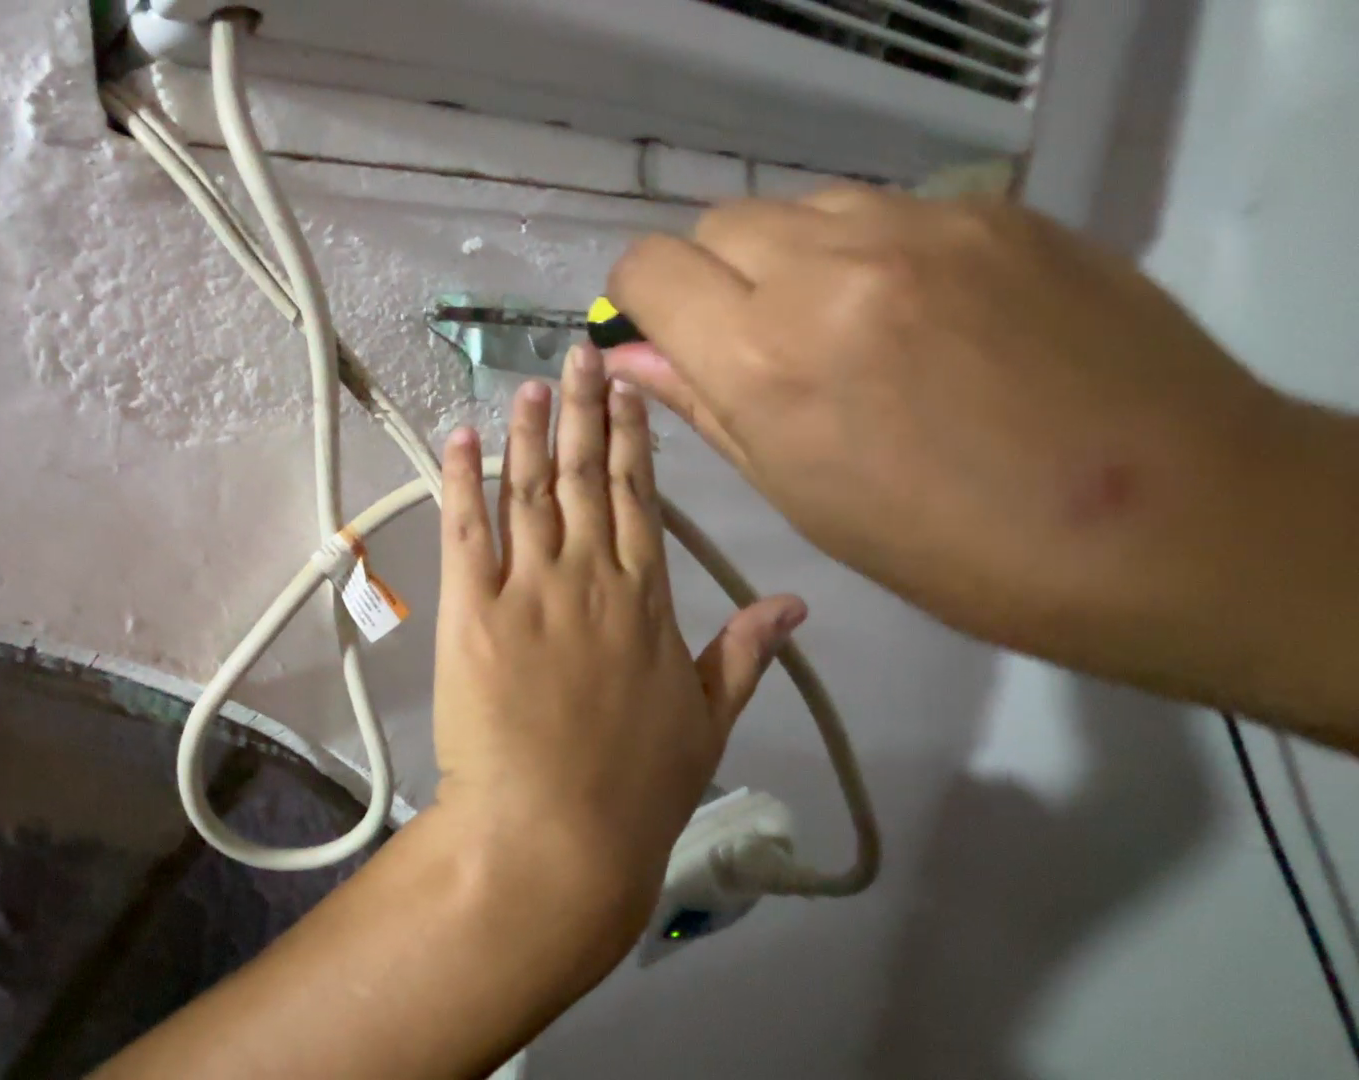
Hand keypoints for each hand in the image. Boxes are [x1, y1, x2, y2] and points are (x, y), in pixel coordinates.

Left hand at [430, 345, 805, 943]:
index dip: (634, 437)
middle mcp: (591, 578)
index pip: (642, 497)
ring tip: (530, 384)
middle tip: (578, 354)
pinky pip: (467, 530)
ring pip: (530, 490)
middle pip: (588, 476)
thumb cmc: (634, 786)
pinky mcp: (472, 612)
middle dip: (583, 410)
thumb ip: (745, 654)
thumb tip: (795, 603)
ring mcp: (528, 590)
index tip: (628, 388)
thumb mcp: (707, 720)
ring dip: (528, 432)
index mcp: (648, 599)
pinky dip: (463, 479)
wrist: (555, 834)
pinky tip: (461, 438)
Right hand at [605, 186, 1355, 722]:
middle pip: (717, 224)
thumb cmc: (947, 543)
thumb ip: (703, 403)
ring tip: (835, 324)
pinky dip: (862, 249)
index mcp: (767, 356)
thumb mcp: (797, 489)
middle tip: (752, 341)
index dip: (639, 300)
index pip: (650, 268)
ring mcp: (920, 227)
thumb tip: (630, 356)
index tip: (662, 336)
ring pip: (797, 206)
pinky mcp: (991, 211)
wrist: (1163, 520)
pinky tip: (912, 309)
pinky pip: (881, 209)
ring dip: (786, 256)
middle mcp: (829, 268)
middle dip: (711, 277)